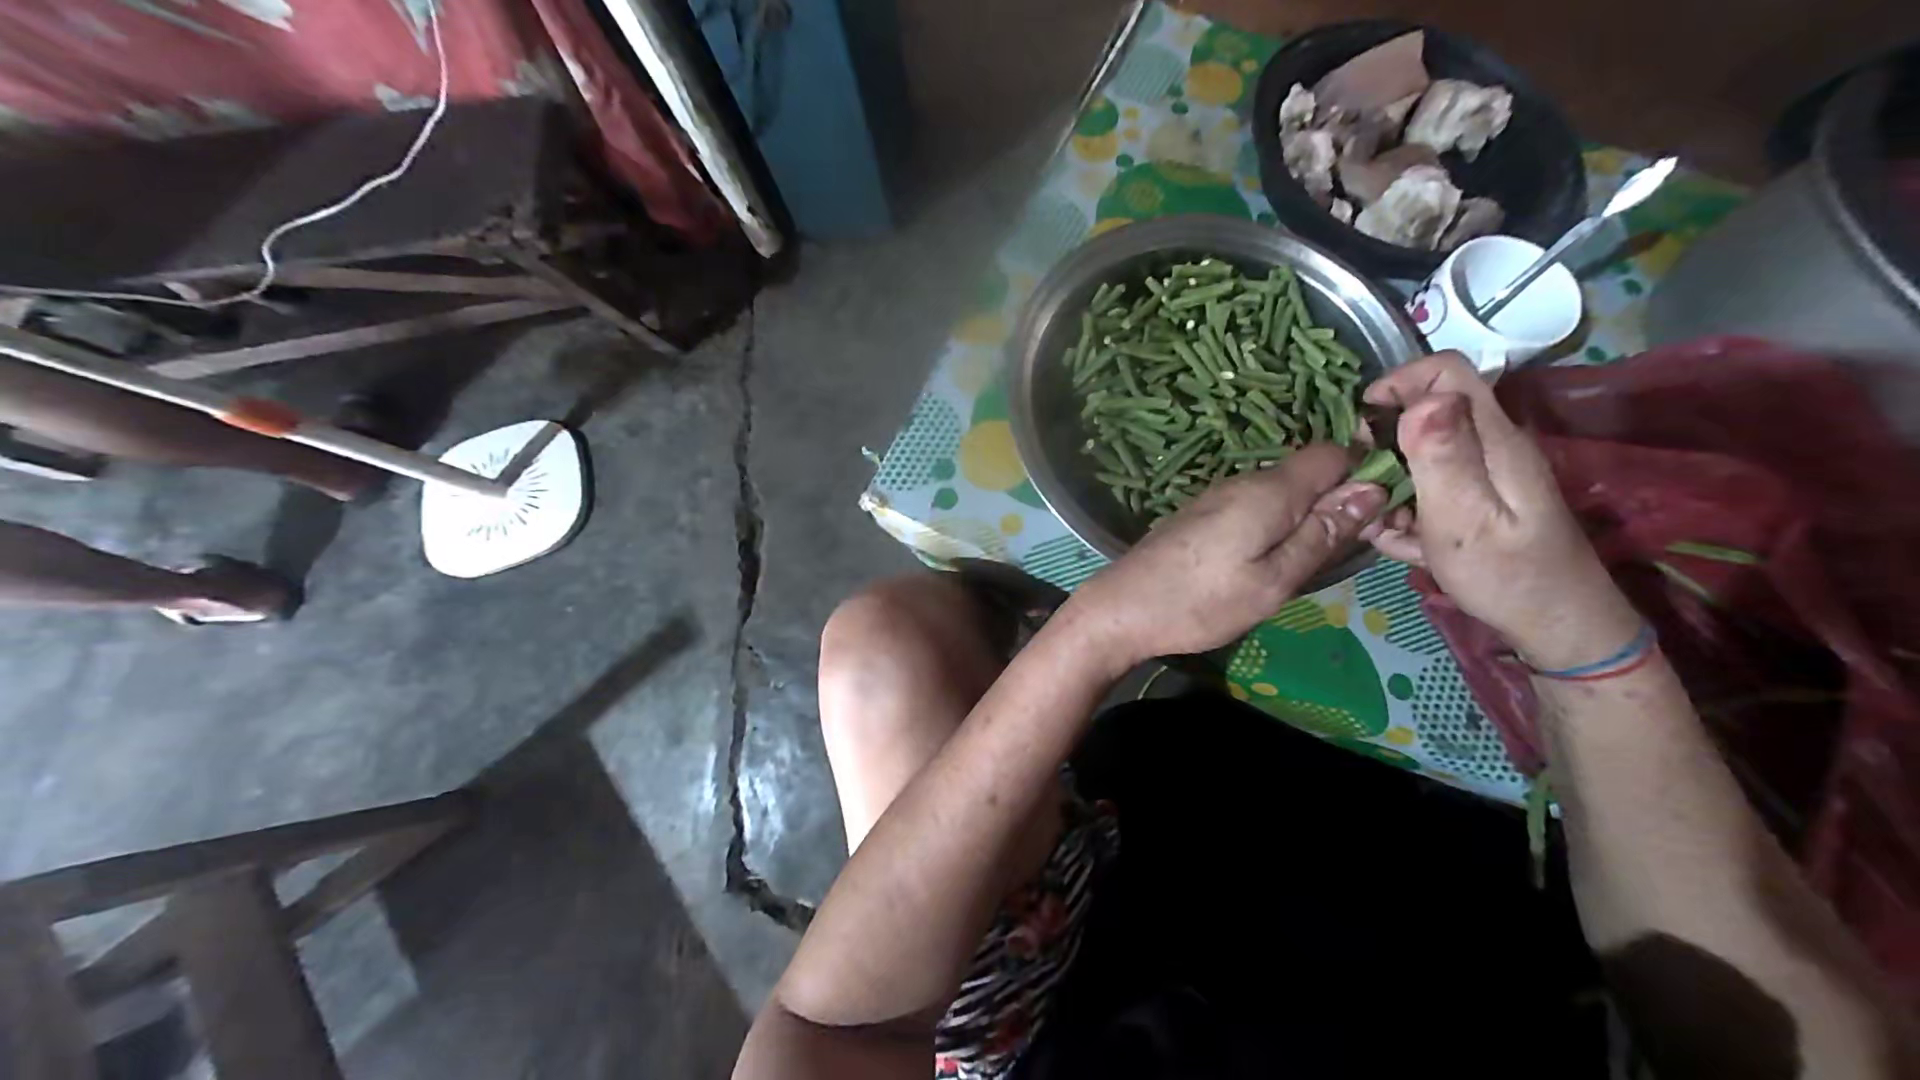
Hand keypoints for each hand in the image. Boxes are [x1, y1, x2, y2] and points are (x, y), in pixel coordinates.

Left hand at [1065, 443, 1385, 667]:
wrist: (1120, 609)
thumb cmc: (1201, 602)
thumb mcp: (1274, 579)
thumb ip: (1322, 534)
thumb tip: (1373, 489)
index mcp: (1268, 490)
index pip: (1333, 454)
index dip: (1362, 475)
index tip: (1378, 516)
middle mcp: (1242, 482)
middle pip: (1305, 473)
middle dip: (1334, 501)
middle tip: (1344, 551)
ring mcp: (1215, 497)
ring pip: (1279, 493)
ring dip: (1302, 517)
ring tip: (1306, 562)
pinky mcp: (1199, 516)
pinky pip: (1251, 508)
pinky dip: (1271, 525)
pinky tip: (1265, 560)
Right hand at [1364, 352, 1639, 669]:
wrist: (1556, 627)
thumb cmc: (1506, 575)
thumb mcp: (1464, 518)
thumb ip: (1442, 457)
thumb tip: (1424, 397)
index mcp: (1491, 439)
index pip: (1445, 371)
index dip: (1397, 382)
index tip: (1360, 422)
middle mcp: (1488, 445)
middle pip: (1426, 410)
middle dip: (1383, 440)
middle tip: (1363, 484)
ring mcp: (1481, 474)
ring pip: (1418, 453)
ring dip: (1387, 483)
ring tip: (1379, 524)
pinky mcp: (1474, 499)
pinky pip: (1424, 488)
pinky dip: (1403, 510)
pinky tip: (1401, 541)